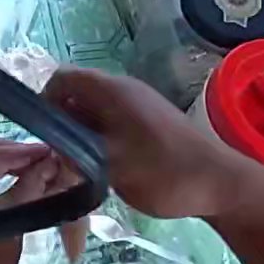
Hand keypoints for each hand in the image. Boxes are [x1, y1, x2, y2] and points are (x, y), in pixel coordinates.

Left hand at [0, 140, 70, 263]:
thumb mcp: (11, 223)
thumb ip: (30, 188)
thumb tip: (51, 163)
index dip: (29, 152)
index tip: (57, 151)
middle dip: (24, 155)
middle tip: (53, 159)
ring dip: (16, 164)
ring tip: (44, 169)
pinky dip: (6, 174)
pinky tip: (26, 178)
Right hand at [43, 67, 263, 219]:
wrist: (219, 184)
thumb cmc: (164, 171)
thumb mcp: (110, 164)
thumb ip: (75, 151)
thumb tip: (53, 144)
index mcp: (112, 91)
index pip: (62, 78)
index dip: (44, 102)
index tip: (44, 136)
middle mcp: (123, 92)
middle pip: (74, 98)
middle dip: (62, 127)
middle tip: (61, 160)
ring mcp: (136, 108)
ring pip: (91, 116)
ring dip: (80, 140)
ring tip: (81, 170)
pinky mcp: (146, 125)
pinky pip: (110, 128)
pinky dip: (98, 146)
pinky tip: (103, 172)